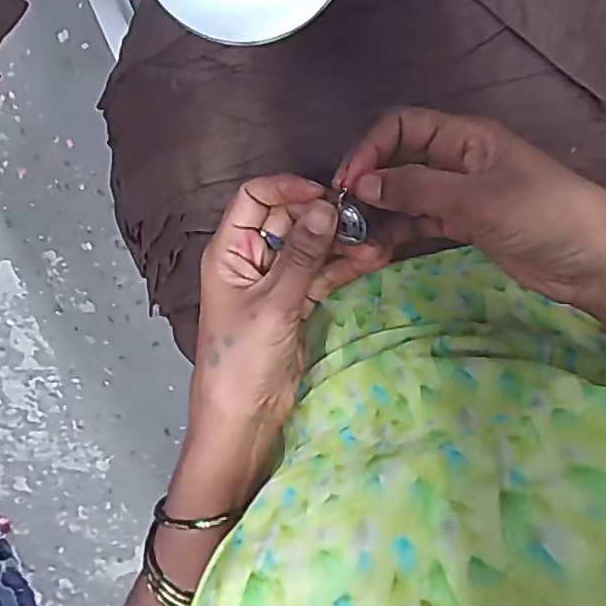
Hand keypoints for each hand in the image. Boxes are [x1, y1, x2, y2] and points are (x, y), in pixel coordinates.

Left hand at [186, 175, 390, 462]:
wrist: (244, 416)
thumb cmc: (241, 360)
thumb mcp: (273, 304)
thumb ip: (302, 256)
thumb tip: (326, 208)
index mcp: (230, 250)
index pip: (254, 197)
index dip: (286, 188)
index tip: (323, 193)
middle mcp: (251, 258)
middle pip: (287, 219)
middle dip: (322, 215)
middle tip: (358, 217)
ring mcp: (275, 280)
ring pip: (309, 246)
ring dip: (339, 241)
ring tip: (375, 239)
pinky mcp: (295, 302)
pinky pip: (320, 273)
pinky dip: (342, 266)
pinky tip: (371, 258)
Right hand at [333, 108, 605, 329]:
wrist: (594, 260)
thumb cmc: (543, 213)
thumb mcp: (477, 198)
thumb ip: (417, 188)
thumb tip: (362, 182)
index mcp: (464, 137)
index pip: (402, 126)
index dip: (370, 148)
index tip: (348, 183)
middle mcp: (457, 159)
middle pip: (398, 158)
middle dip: (369, 180)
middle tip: (343, 214)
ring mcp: (459, 193)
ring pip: (405, 193)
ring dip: (380, 209)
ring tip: (356, 236)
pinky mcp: (463, 224)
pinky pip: (419, 220)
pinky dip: (398, 230)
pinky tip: (379, 246)